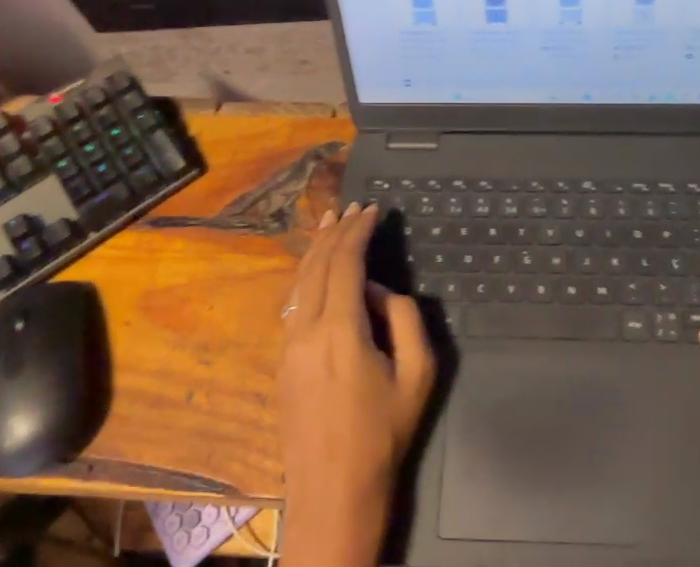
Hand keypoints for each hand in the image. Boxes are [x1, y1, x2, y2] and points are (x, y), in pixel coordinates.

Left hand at [278, 203, 435, 566]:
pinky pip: (293, 304)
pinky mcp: (282, 362)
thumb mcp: (418, 376)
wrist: (333, 492)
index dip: (358, 232)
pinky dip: (306, 276)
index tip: (373, 209)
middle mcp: (306, 330)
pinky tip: (315, 270)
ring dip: (316, 249)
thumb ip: (407, 320)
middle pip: (316, 265)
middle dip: (335, 231)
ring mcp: (288, 346)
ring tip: (329, 222)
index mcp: (341, 331)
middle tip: (353, 207)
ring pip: (298, 283)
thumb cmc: (383, 435)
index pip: (345, 264)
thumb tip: (382, 292)